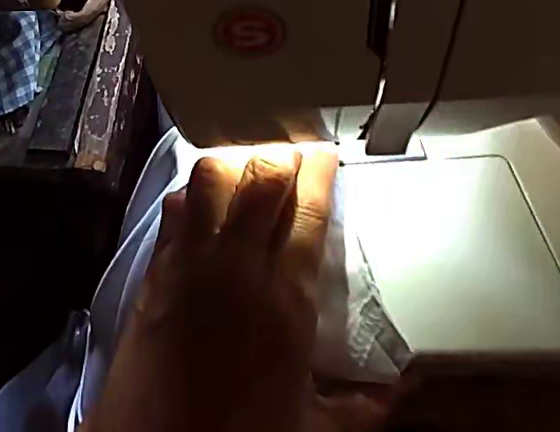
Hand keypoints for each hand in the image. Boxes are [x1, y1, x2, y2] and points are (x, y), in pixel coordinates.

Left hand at [86, 144, 392, 431]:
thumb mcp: (311, 430)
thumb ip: (362, 405)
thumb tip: (402, 390)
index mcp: (285, 301)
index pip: (309, 209)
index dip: (320, 170)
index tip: (326, 156)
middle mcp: (238, 270)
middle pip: (263, 177)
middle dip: (283, 157)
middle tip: (294, 160)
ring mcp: (192, 265)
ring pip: (213, 177)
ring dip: (236, 166)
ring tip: (250, 173)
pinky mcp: (157, 272)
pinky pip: (176, 207)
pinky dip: (194, 194)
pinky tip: (206, 204)